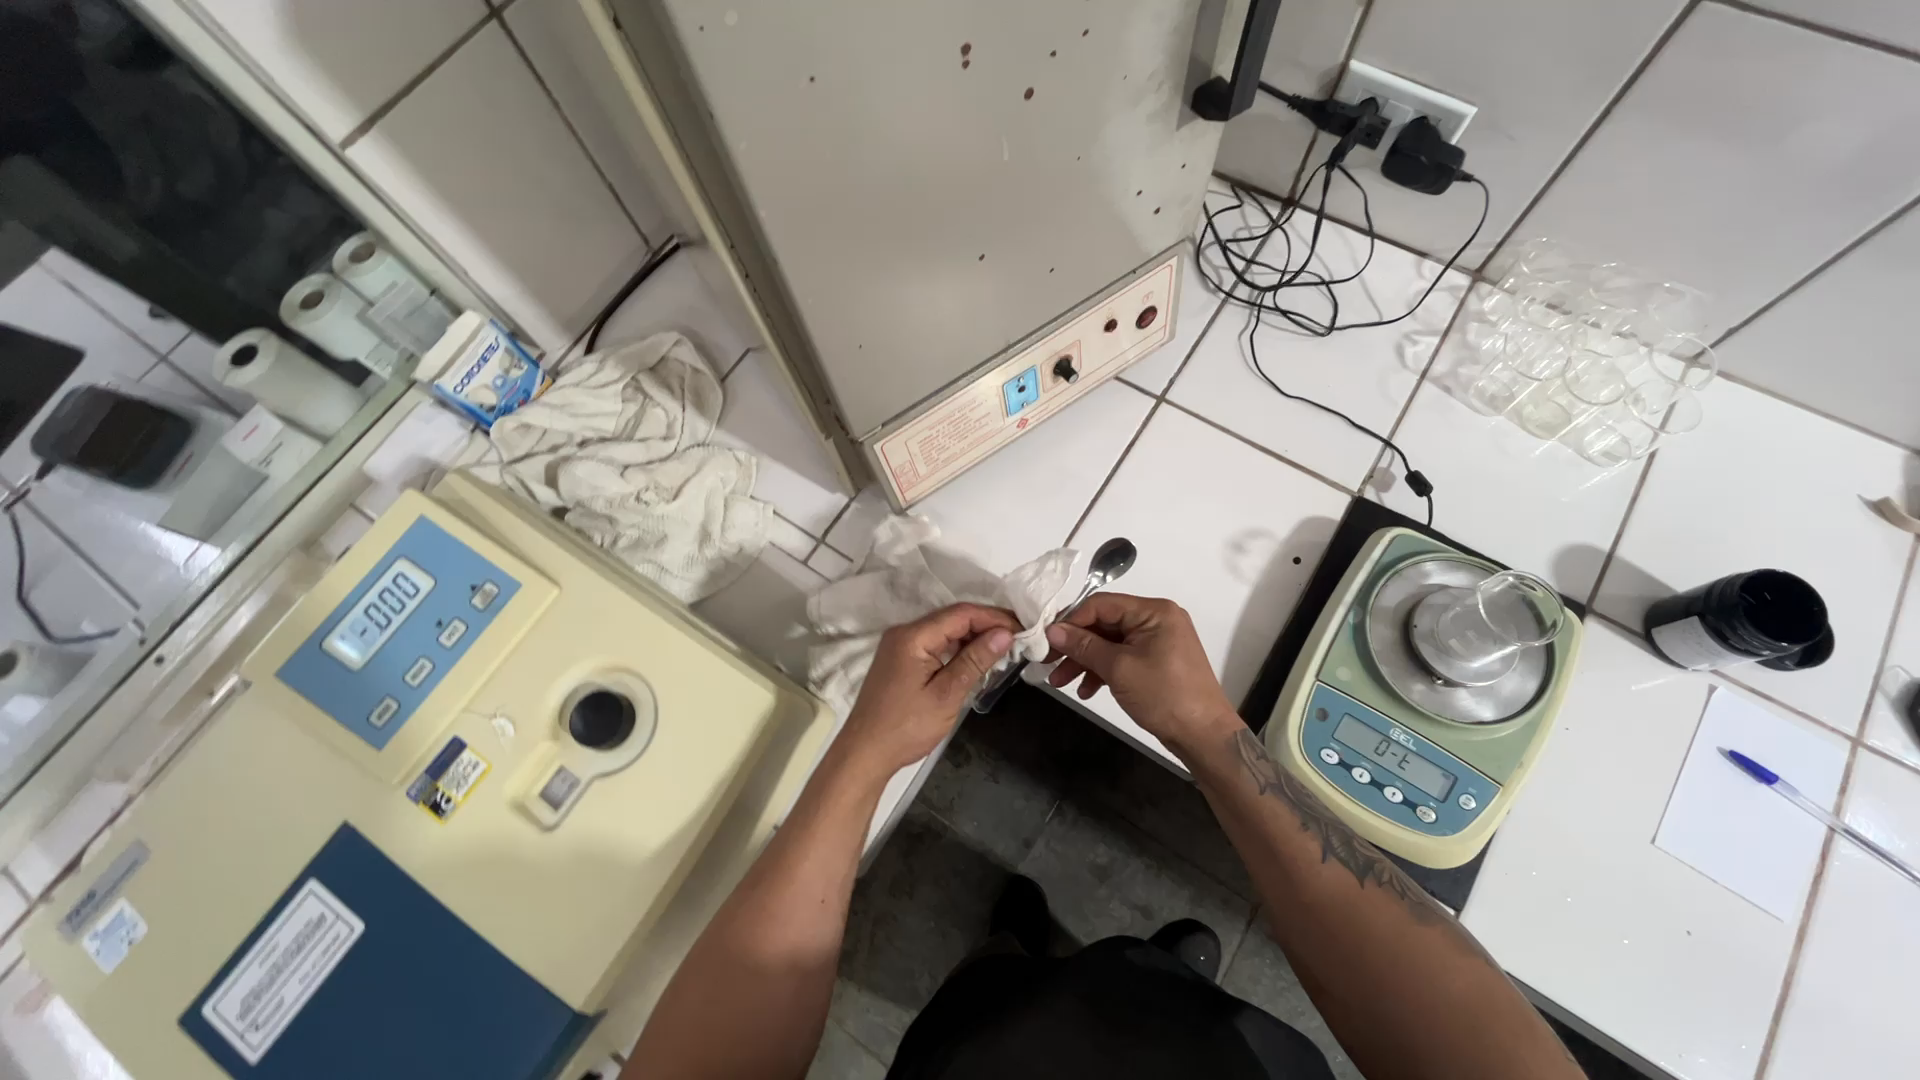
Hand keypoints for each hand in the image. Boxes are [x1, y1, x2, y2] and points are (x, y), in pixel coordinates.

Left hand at [836, 603, 1019, 774]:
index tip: (1023, 628)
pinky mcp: (901, 660)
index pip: (961, 614)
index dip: (994, 617)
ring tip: (1005, 648)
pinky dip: (958, 648)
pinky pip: (935, 644)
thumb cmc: (906, 728)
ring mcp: (900, 646)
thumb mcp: (946, 695)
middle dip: (987, 625)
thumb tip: (1004, 634)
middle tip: (1019, 638)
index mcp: (913, 636)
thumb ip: (975, 661)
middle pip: (953, 619)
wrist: (865, 753)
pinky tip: (977, 659)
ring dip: (974, 637)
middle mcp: (904, 633)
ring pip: (945, 631)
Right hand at [1045, 593, 1240, 750]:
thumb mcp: (1119, 668)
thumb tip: (1052, 630)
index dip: (1071, 620)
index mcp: (1153, 611)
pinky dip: (1102, 672)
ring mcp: (1157, 642)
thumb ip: (1084, 646)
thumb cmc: (1163, 694)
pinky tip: (1085, 691)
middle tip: (1047, 662)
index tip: (1046, 639)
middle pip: (1104, 624)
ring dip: (1084, 662)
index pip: (1101, 604)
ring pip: (1110, 644)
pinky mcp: (1156, 663)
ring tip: (1060, 682)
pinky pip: (1122, 659)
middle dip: (1075, 645)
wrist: (1203, 735)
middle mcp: (1157, 620)